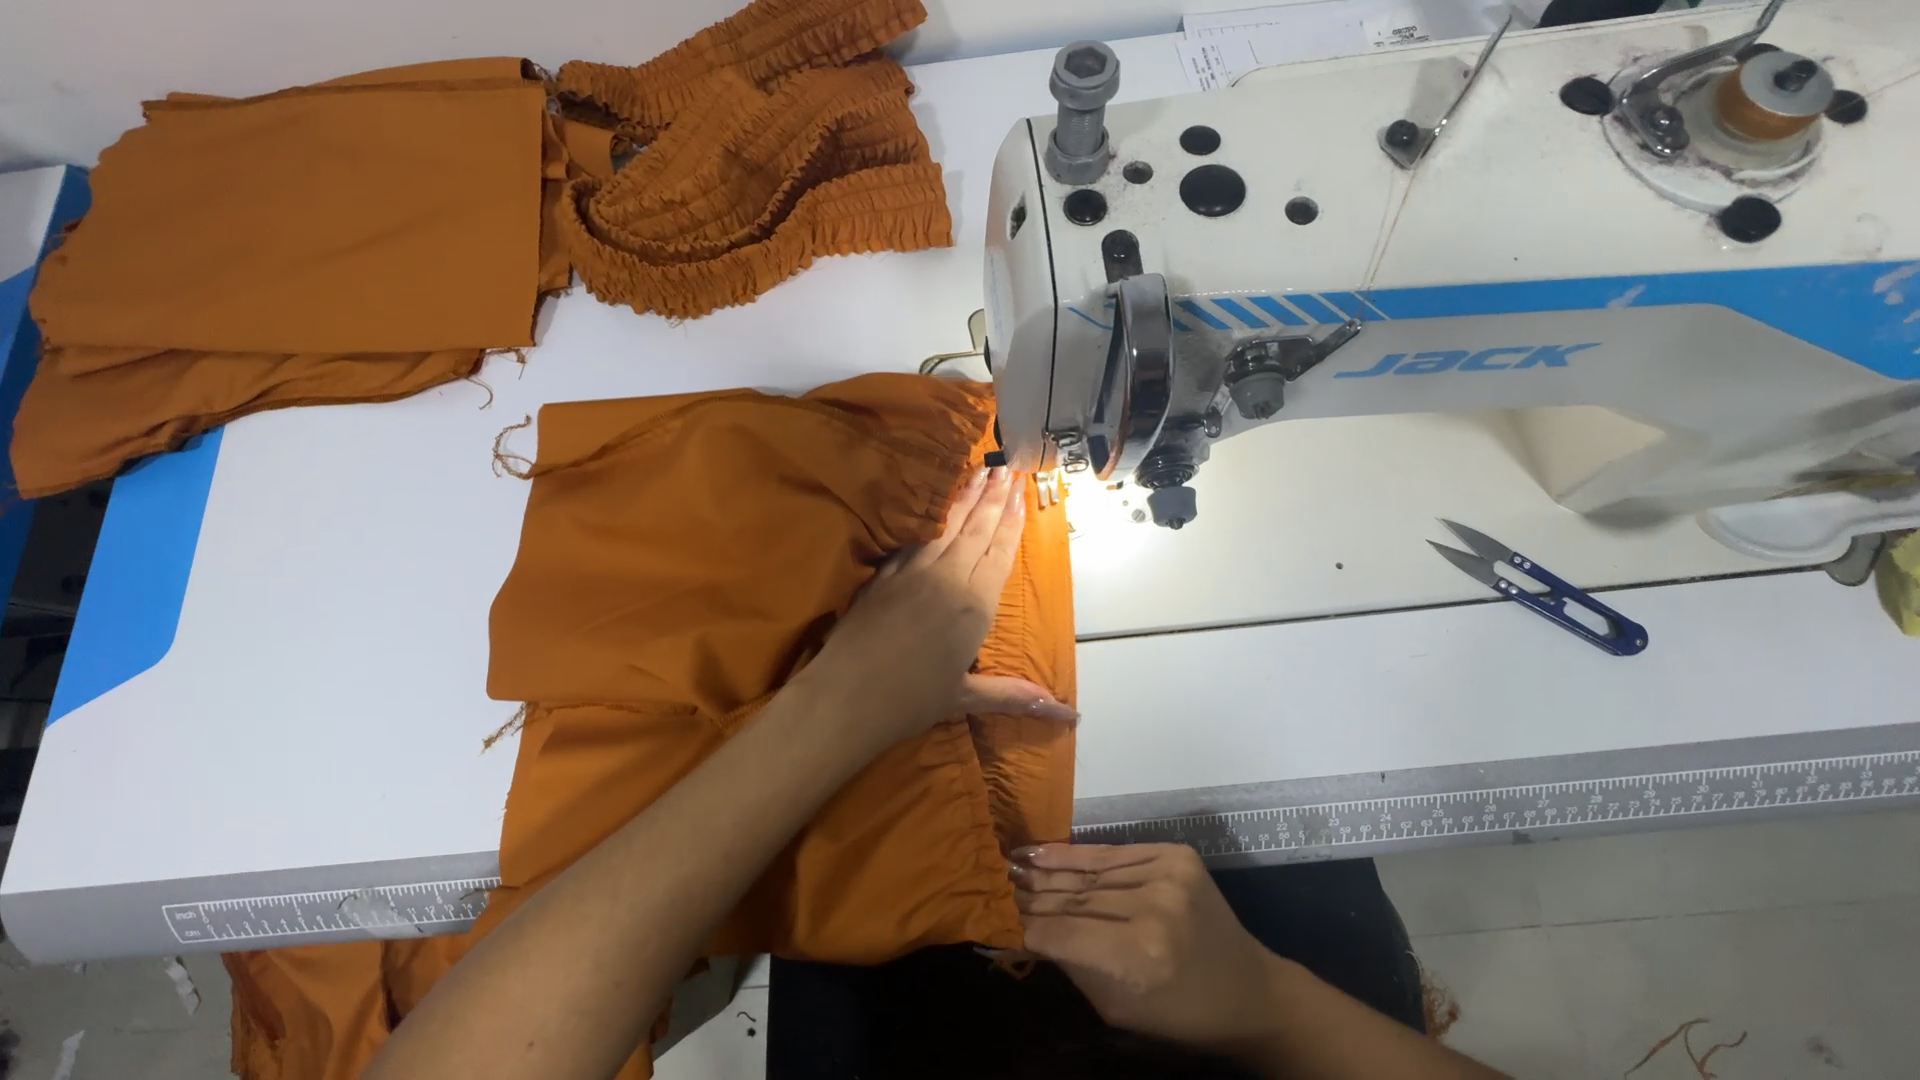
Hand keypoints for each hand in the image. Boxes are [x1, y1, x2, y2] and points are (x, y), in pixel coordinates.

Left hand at [795, 465, 1077, 748]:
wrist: (846, 696)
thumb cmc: (910, 701)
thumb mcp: (966, 697)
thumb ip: (1015, 695)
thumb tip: (1068, 717)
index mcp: (974, 605)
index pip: (1000, 552)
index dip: (1013, 522)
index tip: (1021, 493)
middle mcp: (947, 578)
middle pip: (976, 529)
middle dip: (993, 497)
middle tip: (1006, 468)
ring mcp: (912, 572)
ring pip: (945, 526)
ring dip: (964, 498)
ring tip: (978, 473)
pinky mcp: (883, 574)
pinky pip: (912, 539)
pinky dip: (928, 520)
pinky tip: (933, 510)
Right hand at [1014, 843, 1282, 1050]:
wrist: (1248, 989)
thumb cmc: (1177, 1013)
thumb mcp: (1115, 1006)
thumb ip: (1068, 963)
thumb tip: (1017, 930)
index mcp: (1138, 956)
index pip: (1061, 933)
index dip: (1022, 926)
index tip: (990, 918)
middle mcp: (1151, 907)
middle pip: (1072, 899)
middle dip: (1028, 896)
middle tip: (991, 887)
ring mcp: (1166, 874)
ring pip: (1087, 873)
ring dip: (1044, 870)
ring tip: (1008, 865)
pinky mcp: (1174, 854)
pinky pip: (1111, 853)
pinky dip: (1073, 855)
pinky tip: (1040, 852)